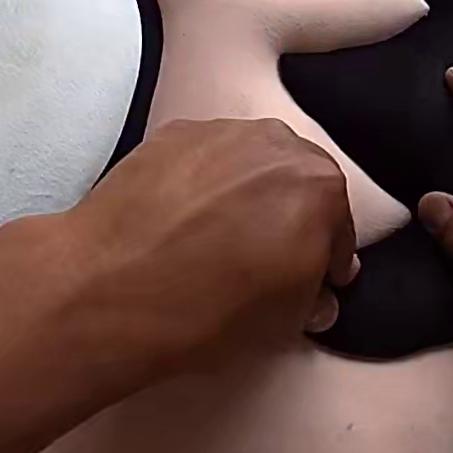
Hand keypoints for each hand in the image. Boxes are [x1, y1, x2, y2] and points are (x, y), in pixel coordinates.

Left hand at [52, 118, 358, 385]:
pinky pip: (205, 156)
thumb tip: (316, 294)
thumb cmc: (209, 307)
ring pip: (250, 161)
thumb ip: (312, 296)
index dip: (327, 257)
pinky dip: (203, 178)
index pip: (338, 226)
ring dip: (246, 189)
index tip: (315, 275)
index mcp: (321, 188)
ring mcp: (222, 131)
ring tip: (216, 229)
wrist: (115, 285)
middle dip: (289, 214)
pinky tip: (182, 211)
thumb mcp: (284, 321)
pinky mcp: (174, 131)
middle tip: (265, 250)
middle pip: (296, 181)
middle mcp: (278, 144)